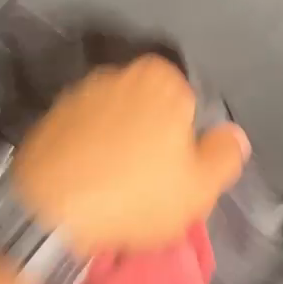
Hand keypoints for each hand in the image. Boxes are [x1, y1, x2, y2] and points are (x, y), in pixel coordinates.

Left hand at [13, 55, 248, 250]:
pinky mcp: (49, 118)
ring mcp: (79, 93)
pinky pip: (84, 135)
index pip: (189, 107)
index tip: (177, 175)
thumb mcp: (199, 187)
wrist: (48, 210)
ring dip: (119, 147)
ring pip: (116, 122)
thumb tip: (234, 136)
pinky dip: (89, 153)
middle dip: (153, 141)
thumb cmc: (134, 196)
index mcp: (162, 78)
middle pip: (151, 111)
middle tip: (151, 186)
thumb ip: (225, 155)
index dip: (186, 144)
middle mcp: (119, 73)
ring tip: (117, 190)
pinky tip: (89, 185)